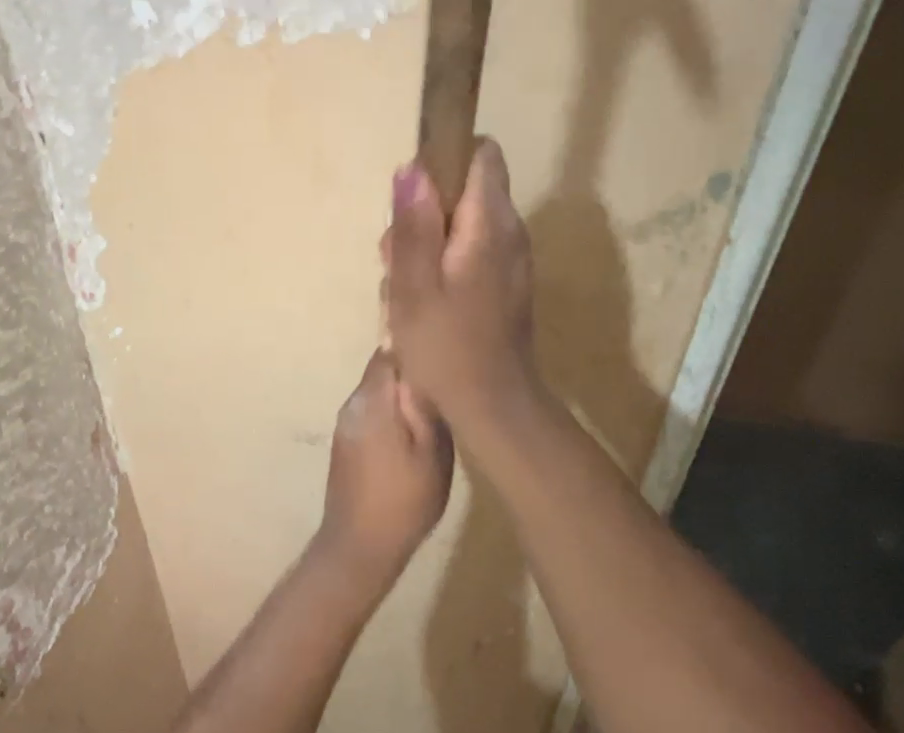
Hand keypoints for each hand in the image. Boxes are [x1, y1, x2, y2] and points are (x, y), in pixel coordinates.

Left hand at [316, 350, 453, 579]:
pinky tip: (414, 429)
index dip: (422, 343)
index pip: (393, 347)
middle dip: (415, 366)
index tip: (452, 348)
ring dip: (404, 392)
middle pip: (385, 367)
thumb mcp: (432, 451)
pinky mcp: (346, 445)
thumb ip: (424, 403)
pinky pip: (373, 412)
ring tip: (439, 402)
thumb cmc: (404, 501)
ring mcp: (345, 425)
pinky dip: (393, 412)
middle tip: (453, 376)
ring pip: (379, 391)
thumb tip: (424, 362)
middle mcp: (352, 405)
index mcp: (372, 400)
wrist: (359, 546)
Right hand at [382, 138, 537, 421]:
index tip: (409, 202)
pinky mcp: (504, 293)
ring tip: (400, 295)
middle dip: (423, 218)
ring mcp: (511, 265)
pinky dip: (442, 276)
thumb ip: (413, 226)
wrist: (491, 407)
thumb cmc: (446, 348)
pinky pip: (469, 264)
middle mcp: (510, 234)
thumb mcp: (414, 287)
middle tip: (392, 261)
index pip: (479, 155)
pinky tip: (421, 312)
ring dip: (426, 253)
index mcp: (490, 224)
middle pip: (464, 196)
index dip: (441, 164)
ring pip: (462, 233)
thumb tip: (412, 167)